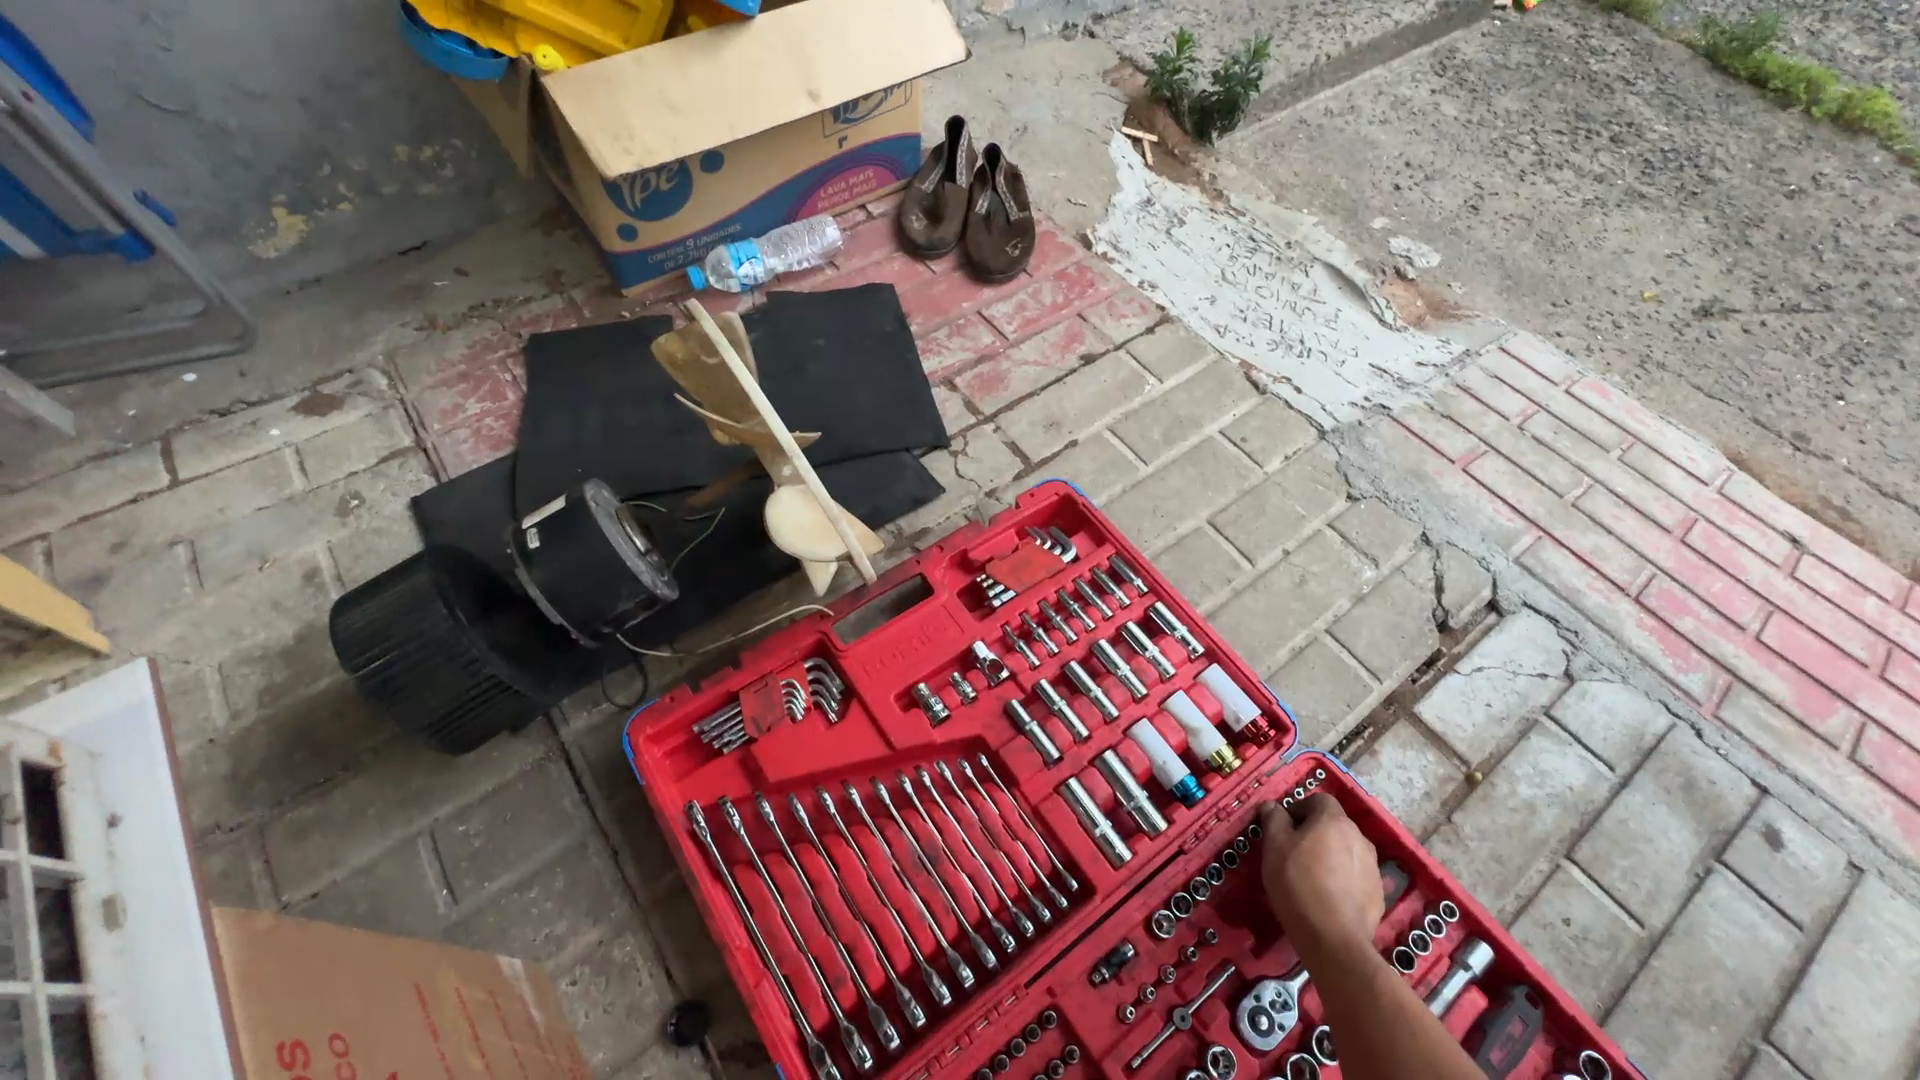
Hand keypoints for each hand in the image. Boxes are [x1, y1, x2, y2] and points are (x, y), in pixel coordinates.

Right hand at [1258, 795, 1382, 963]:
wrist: (1333, 937)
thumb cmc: (1297, 883)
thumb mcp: (1274, 846)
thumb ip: (1273, 819)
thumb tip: (1273, 806)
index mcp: (1334, 821)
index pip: (1319, 799)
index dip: (1299, 809)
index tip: (1284, 828)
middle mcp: (1359, 837)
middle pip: (1333, 824)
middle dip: (1314, 833)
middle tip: (1292, 853)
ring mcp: (1372, 866)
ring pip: (1346, 850)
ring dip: (1329, 855)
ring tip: (1310, 877)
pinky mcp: (1377, 892)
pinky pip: (1355, 875)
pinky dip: (1342, 878)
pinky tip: (1327, 897)